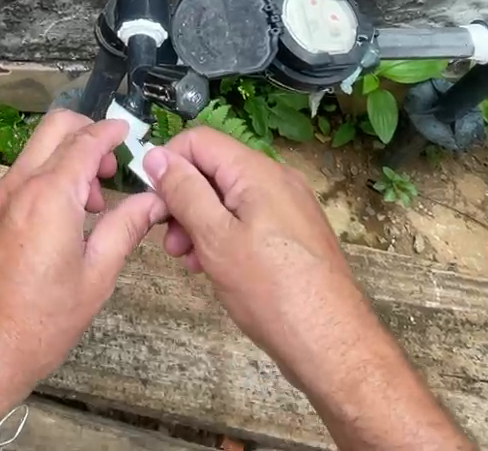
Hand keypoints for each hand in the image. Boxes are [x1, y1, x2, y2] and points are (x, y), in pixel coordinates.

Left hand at [0, 109, 166, 401]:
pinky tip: (69, 213)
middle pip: (57, 126)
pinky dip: (51, 172)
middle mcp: (22, 182)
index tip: (130, 133)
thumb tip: (153, 201)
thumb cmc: (41, 320)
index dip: (111, 132)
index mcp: (50, 194)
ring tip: (93, 202)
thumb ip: (126, 227)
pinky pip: (27, 170)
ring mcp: (2, 193)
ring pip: (40, 146)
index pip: (85, 141)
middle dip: (88, 132)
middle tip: (110, 168)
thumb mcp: (96, 276)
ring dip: (69, 154)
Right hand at [143, 127, 368, 390]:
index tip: (153, 200)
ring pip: (229, 197)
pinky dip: (224, 234)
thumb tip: (156, 155)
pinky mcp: (294, 233)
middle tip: (169, 240)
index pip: (198, 140)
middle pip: (214, 168)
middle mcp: (276, 179)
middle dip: (183, 198)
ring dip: (200, 221)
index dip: (168, 163)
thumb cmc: (271, 291)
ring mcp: (289, 206)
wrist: (334, 347)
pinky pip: (248, 218)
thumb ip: (183, 191)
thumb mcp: (215, 237)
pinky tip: (214, 266)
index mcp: (257, 171)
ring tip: (189, 260)